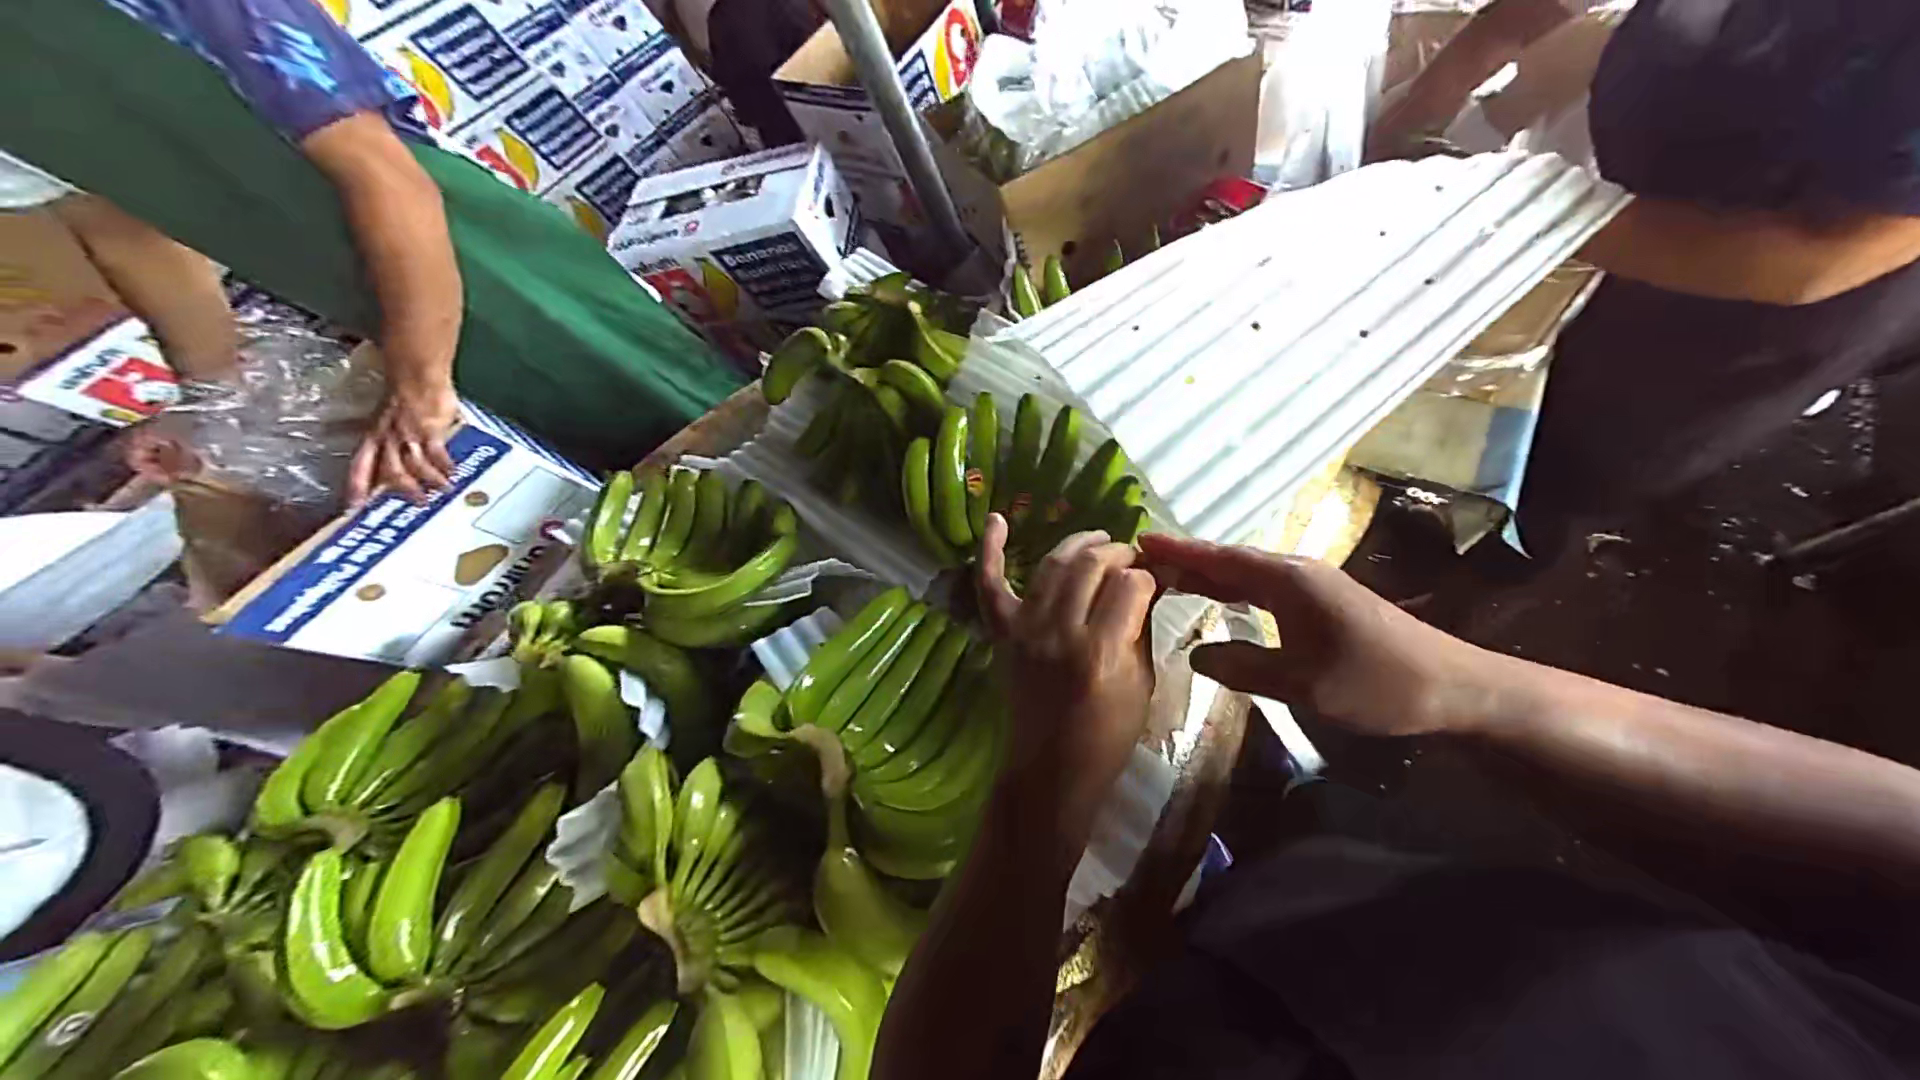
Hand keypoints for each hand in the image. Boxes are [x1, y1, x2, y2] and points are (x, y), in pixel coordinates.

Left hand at [347, 380, 458, 503]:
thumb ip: (397, 435)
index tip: (354, 506)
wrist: (417, 375)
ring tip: (443, 489)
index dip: (357, 485)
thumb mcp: (391, 417)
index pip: (362, 464)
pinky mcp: (429, 431)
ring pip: (414, 466)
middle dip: (404, 489)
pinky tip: (454, 472)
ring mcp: (409, 435)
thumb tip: (407, 451)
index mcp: (375, 434)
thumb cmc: (406, 392)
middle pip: (391, 471)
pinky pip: (436, 454)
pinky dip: (444, 466)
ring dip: (428, 480)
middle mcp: (388, 438)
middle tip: (418, 502)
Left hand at [978, 515, 1157, 843]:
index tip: (1157, 578)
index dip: (1149, 575)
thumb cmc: (1106, 737)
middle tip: (1132, 558)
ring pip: (1052, 565)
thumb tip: (1147, 584)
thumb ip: (1140, 628)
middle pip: (1090, 565)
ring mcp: (1025, 630)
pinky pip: (990, 584)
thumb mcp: (1141, 684)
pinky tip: (996, 518)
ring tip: (1100, 541)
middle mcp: (1059, 632)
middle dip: (1118, 552)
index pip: (1130, 585)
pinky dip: (989, 549)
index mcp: (1101, 651)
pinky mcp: (1002, 633)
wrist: (1049, 770)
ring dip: (1078, 544)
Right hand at [1137, 533, 1498, 737]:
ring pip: (1244, 572)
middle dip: (1185, 558)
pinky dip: (1230, 588)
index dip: (1179, 551)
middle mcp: (1296, 572)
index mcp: (1288, 581)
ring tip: (1165, 574)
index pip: (1220, 559)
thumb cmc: (1378, 683)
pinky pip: (1260, 586)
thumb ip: (1242, 667)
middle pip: (1229, 559)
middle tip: (1140, 559)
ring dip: (1206, 572)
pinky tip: (1217, 597)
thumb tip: (1194, 654)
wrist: (1455, 689)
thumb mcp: (1302, 683)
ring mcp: (1310, 585)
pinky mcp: (1319, 601)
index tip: (1140, 541)